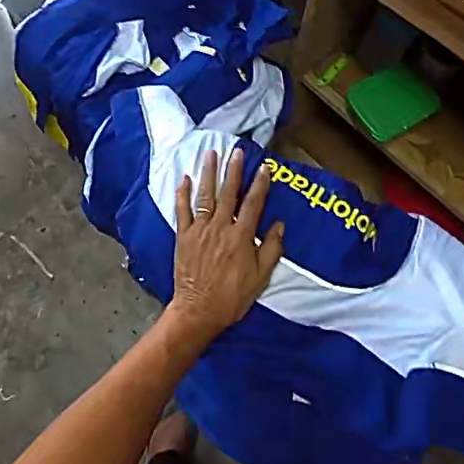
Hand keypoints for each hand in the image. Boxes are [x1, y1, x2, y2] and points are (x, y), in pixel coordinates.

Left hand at [168, 147, 283, 340]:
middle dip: (234, 170)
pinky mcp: (183, 237)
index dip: (260, 183)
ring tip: (211, 154)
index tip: (264, 167)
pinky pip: (183, 211)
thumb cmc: (233, 296)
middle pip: (229, 193)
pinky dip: (183, 194)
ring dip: (209, 173)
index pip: (254, 203)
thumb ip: (272, 248)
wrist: (198, 312)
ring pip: (205, 196)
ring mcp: (199, 231)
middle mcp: (220, 228)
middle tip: (236, 151)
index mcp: (241, 236)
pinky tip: (185, 179)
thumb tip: (279, 224)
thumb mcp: (261, 276)